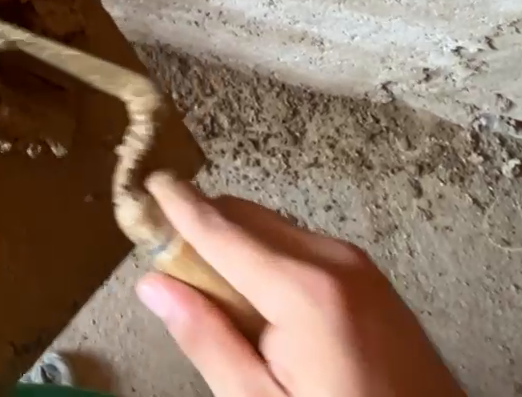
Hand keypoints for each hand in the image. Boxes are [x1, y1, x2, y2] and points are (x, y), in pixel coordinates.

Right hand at [135, 172, 464, 396]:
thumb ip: (207, 341)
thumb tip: (152, 284)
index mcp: (303, 290)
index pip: (219, 228)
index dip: (178, 203)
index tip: (147, 180)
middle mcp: (332, 259)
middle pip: (243, 217)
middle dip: (203, 233)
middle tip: (175, 273)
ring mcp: (360, 266)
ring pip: (271, 229)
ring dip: (236, 248)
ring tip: (225, 305)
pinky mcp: (374, 281)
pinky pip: (301, 247)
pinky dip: (269, 260)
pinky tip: (268, 311)